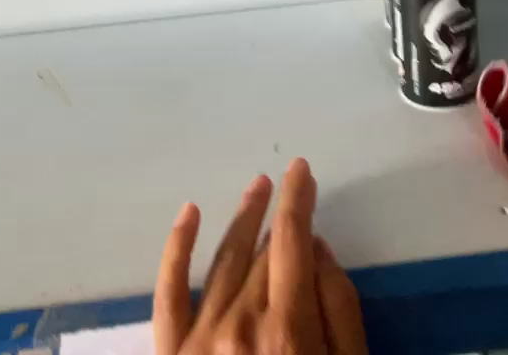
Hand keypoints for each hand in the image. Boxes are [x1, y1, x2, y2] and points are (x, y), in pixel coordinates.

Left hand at [154, 158, 368, 354]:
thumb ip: (339, 307)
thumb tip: (315, 248)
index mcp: (288, 330)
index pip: (292, 240)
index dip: (299, 199)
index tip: (303, 170)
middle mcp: (238, 324)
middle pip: (261, 249)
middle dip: (276, 212)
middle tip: (286, 183)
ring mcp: (198, 340)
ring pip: (221, 260)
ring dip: (240, 219)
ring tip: (255, 188)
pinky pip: (168, 292)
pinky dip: (176, 249)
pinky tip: (188, 215)